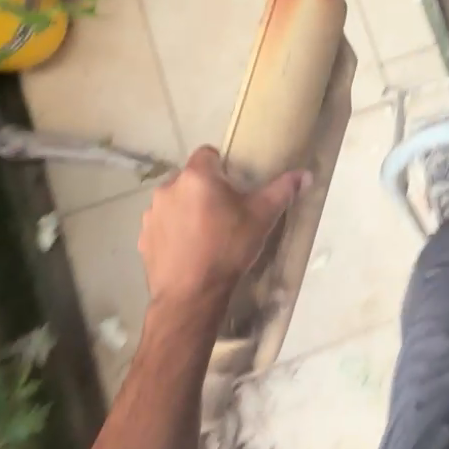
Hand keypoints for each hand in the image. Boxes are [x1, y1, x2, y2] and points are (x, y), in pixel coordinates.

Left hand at [139, 146, 309, 311]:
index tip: (235, 184)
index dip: (223, 165)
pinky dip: (175, 231)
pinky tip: (190, 249)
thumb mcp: (263, 217)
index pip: (208, 153)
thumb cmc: (229, 248)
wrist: (192, 295)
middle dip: (206, 189)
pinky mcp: (143, 239)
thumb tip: (305, 174)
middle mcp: (168, 188)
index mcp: (197, 177)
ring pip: (175, 201)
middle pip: (191, 179)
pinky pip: (163, 225)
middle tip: (226, 211)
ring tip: (207, 233)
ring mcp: (152, 214)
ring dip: (188, 209)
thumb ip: (283, 190)